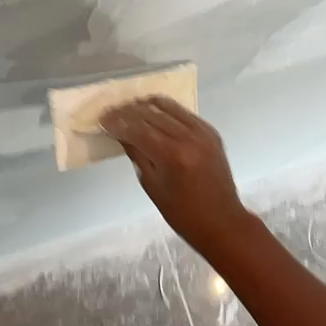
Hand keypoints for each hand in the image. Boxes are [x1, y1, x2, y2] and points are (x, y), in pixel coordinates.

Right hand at [100, 96, 251, 246]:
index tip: (103, 118)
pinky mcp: (211, 132)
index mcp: (172, 155)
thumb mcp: (152, 186)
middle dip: (129, 111)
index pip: (138, 129)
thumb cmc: (183, 213)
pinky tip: (154, 111)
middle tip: (112, 110)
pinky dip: (167, 110)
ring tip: (130, 106)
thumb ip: (137, 154)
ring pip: (169, 107)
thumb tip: (121, 134)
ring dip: (147, 105)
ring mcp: (202, 132)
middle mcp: (188, 138)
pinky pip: (184, 113)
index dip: (118, 122)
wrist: (222, 221)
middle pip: (152, 114)